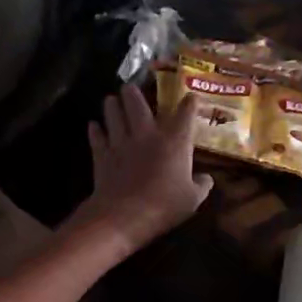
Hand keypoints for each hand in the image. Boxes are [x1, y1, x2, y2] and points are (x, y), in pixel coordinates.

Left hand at [74, 85, 212, 251]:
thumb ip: (201, 186)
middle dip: (134, 93)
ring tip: (110, 99)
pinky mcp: (102, 155)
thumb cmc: (164, 205)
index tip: (191, 98)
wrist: (124, 215)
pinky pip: (97, 137)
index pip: (185, 113)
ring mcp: (121, 143)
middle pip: (138, 104)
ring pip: (114, 115)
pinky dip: (95, 130)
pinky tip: (93, 125)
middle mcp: (147, 134)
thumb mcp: (192, 199)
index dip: (189, 103)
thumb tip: (207, 179)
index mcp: (175, 141)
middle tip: (130, 87)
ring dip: (111, 106)